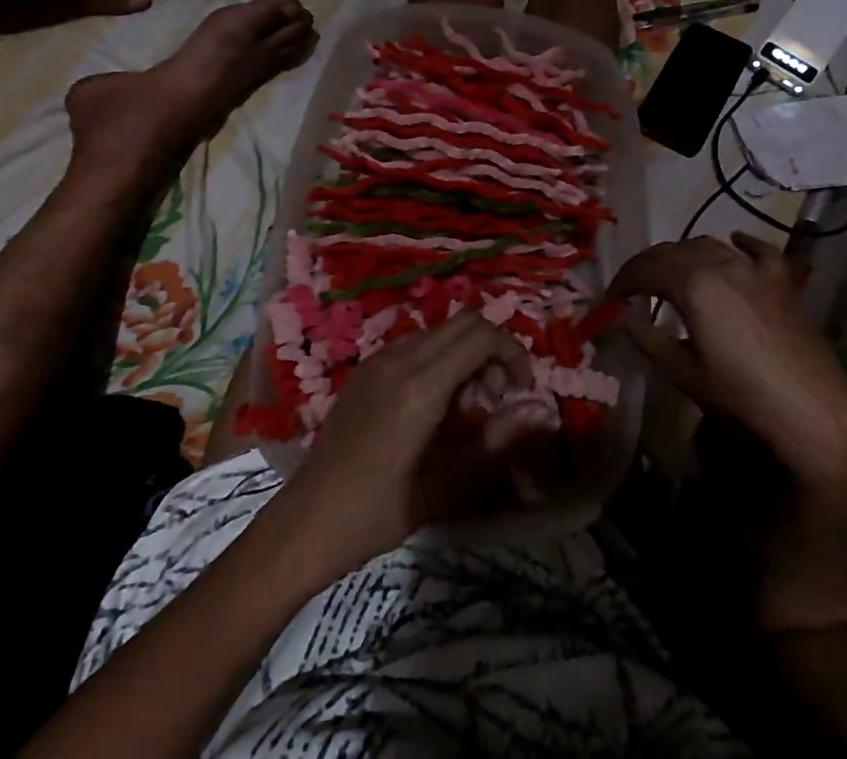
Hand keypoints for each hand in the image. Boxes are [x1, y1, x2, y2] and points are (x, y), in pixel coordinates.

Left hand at [277, 312, 535, 573]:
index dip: (513, 354)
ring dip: (464, 357)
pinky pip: (414, 347)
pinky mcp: (364, 372)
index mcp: (419, 386)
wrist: (303, 524)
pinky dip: (438, 362)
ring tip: (463, 411)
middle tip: (492, 402)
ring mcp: (376, 362)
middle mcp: (397, 360)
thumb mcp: (444, 487)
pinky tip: (432, 409)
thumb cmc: (375, 514)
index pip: (481, 335)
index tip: (519, 393)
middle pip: (464, 322)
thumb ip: (496, 443)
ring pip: (439, 332)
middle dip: (491, 353)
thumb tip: (542, 413)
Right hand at [608, 233, 846, 520]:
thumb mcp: (681, 371)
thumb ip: (647, 338)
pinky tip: (734, 240)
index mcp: (694, 285)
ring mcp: (756, 270)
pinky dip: (741, 243)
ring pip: (709, 245)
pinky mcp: (782, 281)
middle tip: (631, 287)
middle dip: (646, 266)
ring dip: (682, 254)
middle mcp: (723, 265)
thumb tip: (623, 316)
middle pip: (673, 251)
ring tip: (669, 272)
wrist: (808, 407)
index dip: (622, 281)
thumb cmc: (739, 392)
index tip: (609, 299)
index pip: (645, 269)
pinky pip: (759, 250)